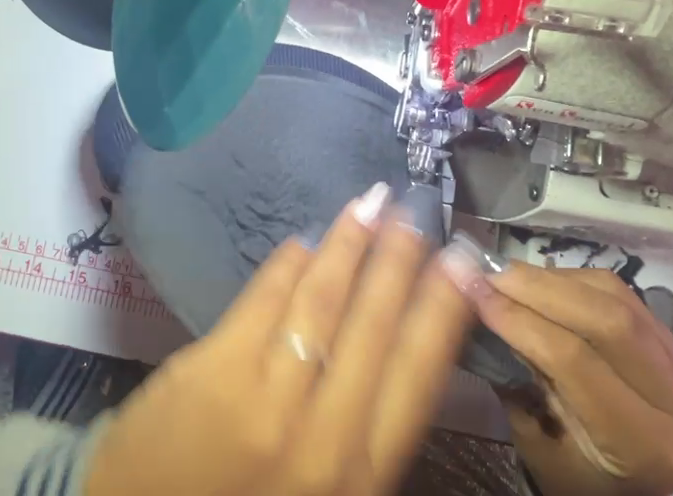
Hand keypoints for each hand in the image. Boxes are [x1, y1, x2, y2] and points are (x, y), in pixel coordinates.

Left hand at [86, 183, 475, 495]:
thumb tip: (398, 341)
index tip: (460, 260)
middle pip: (373, 324)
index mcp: (361, 471)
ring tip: (373, 204)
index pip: (417, 372)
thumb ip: (364, 426)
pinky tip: (306, 239)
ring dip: (350, 245)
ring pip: (321, 301)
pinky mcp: (212, 368)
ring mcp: (264, 395)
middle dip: (399, 260)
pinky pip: (262, 300)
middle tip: (417, 210)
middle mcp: (322, 433)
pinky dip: (288, 265)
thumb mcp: (330, 487)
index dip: (441, 309)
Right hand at [443, 245, 672, 495]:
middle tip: (487, 271)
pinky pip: (622, 295)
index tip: (473, 293)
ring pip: (616, 298)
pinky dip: (575, 279)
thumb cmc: (578, 480)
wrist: (633, 491)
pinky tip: (541, 280)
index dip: (519, 319)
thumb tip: (482, 311)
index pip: (575, 360)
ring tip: (507, 272)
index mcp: (642, 442)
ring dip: (554, 278)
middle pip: (605, 319)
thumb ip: (520, 380)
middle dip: (537, 286)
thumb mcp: (541, 447)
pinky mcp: (672, 346)